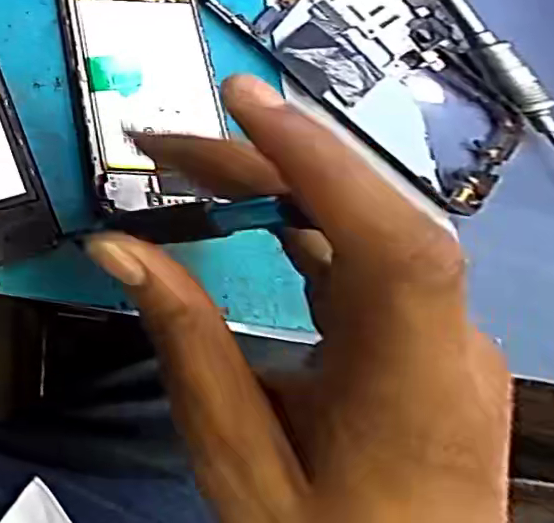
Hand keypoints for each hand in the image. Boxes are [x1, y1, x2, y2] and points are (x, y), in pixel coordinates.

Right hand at [86, 74, 510, 522]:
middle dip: (252, 159)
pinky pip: (342, 243)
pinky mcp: (404, 328)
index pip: (394, 242)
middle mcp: (440, 337)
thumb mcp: (235, 450)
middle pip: (355, 212)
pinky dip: (278, 207)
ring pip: (346, 218)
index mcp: (416, 379)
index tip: (244, 103)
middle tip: (156, 141)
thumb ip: (183, 336)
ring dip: (259, 176)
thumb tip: (113, 242)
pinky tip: (230, 200)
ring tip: (176, 160)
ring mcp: (428, 328)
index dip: (320, 161)